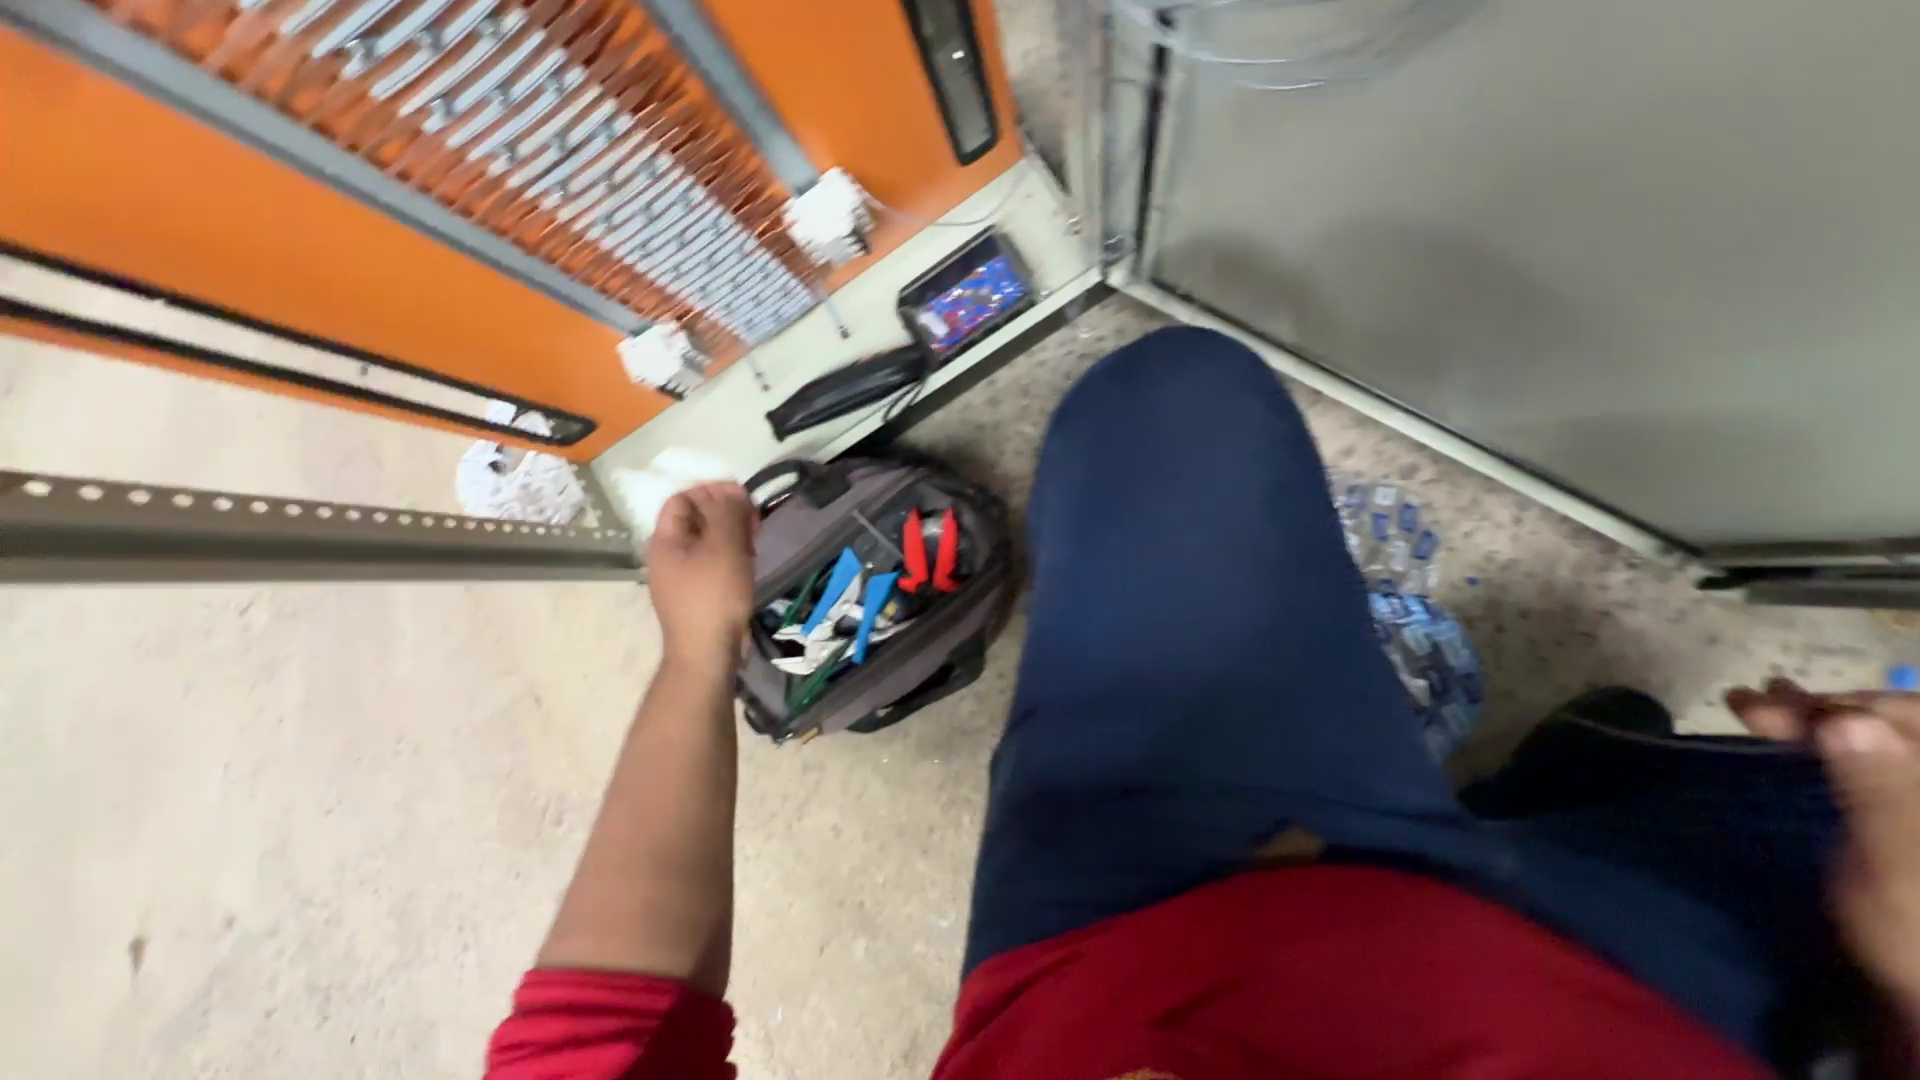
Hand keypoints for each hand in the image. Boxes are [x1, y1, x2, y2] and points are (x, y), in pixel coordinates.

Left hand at [647, 482, 755, 669]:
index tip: (743, 496)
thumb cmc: (713, 596)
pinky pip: (715, 563)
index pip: (682, 499)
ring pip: (708, 542)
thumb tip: (732, 491)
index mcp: (665, 541)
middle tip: (754, 517)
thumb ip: (727, 512)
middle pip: (695, 520)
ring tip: (756, 538)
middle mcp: (669, 557)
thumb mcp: (723, 547)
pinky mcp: (700, 595)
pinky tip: (750, 561)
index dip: (711, 491)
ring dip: (732, 533)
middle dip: (725, 511)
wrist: (708, 654)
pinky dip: (732, 555)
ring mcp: (683, 578)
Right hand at [1728, 679, 1919, 1015]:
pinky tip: (1802, 731)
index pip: (1919, 720)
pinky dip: (1839, 742)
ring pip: (1891, 741)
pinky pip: (1884, 763)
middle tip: (1750, 702)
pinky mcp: (1909, 820)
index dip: (1850, 706)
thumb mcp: (1898, 872)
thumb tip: (1846, 720)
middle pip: (1907, 727)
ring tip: (1758, 704)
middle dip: (1828, 710)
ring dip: (1826, 720)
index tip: (1771, 706)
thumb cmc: (1916, 941)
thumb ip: (1885, 794)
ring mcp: (1919, 806)